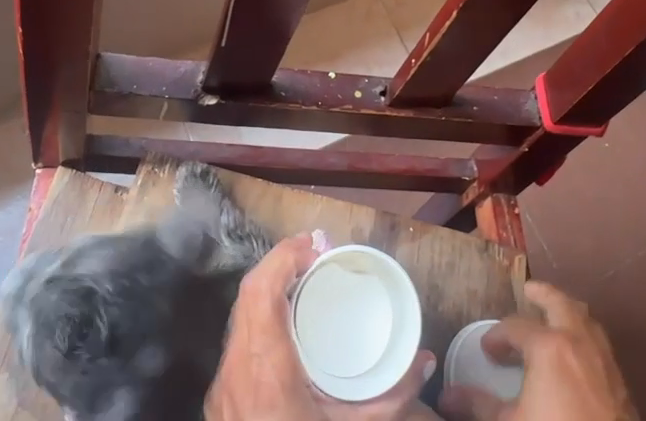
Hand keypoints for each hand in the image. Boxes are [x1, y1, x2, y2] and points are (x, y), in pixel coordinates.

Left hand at [207, 233, 439, 420]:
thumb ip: (392, 397)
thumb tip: (424, 360)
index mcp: (267, 371)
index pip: (261, 292)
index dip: (285, 256)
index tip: (317, 243)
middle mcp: (237, 371)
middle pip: (247, 296)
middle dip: (280, 265)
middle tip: (316, 255)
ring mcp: (223, 387)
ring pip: (238, 318)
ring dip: (267, 290)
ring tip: (302, 279)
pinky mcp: (222, 400)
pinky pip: (238, 343)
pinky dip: (259, 319)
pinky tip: (283, 322)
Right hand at [437, 282, 635, 420]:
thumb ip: (479, 404)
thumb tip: (447, 396)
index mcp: (548, 346)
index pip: (515, 326)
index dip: (497, 335)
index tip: (487, 350)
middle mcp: (578, 341)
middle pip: (560, 303)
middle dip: (542, 294)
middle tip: (528, 291)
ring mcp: (604, 359)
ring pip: (585, 319)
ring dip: (567, 312)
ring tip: (553, 317)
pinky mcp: (620, 381)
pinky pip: (599, 343)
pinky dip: (583, 336)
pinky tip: (575, 355)